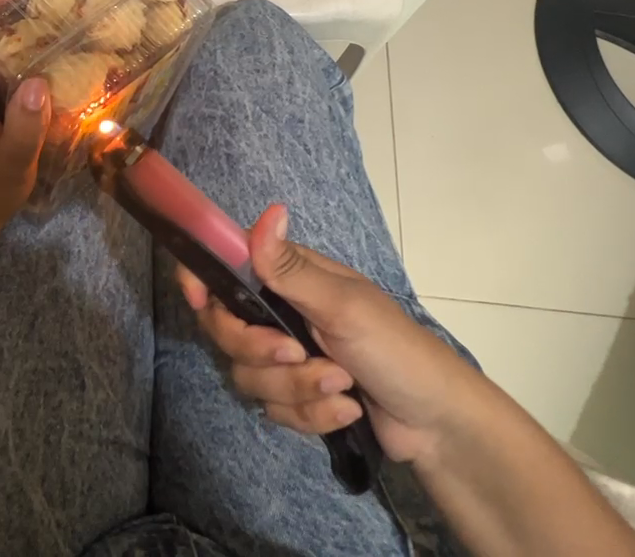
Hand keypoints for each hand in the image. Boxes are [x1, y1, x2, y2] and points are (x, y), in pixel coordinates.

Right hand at [178, 205, 489, 465]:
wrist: (435, 423)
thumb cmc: (394, 348)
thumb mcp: (342, 305)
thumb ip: (290, 268)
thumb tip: (268, 210)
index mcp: (286, 276)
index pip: (223, 266)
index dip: (200, 280)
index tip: (199, 301)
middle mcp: (277, 310)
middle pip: (225, 328)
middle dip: (260, 351)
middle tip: (297, 353)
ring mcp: (284, 355)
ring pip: (248, 374)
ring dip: (298, 388)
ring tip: (342, 385)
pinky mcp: (294, 394)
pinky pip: (272, 408)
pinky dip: (309, 414)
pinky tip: (345, 409)